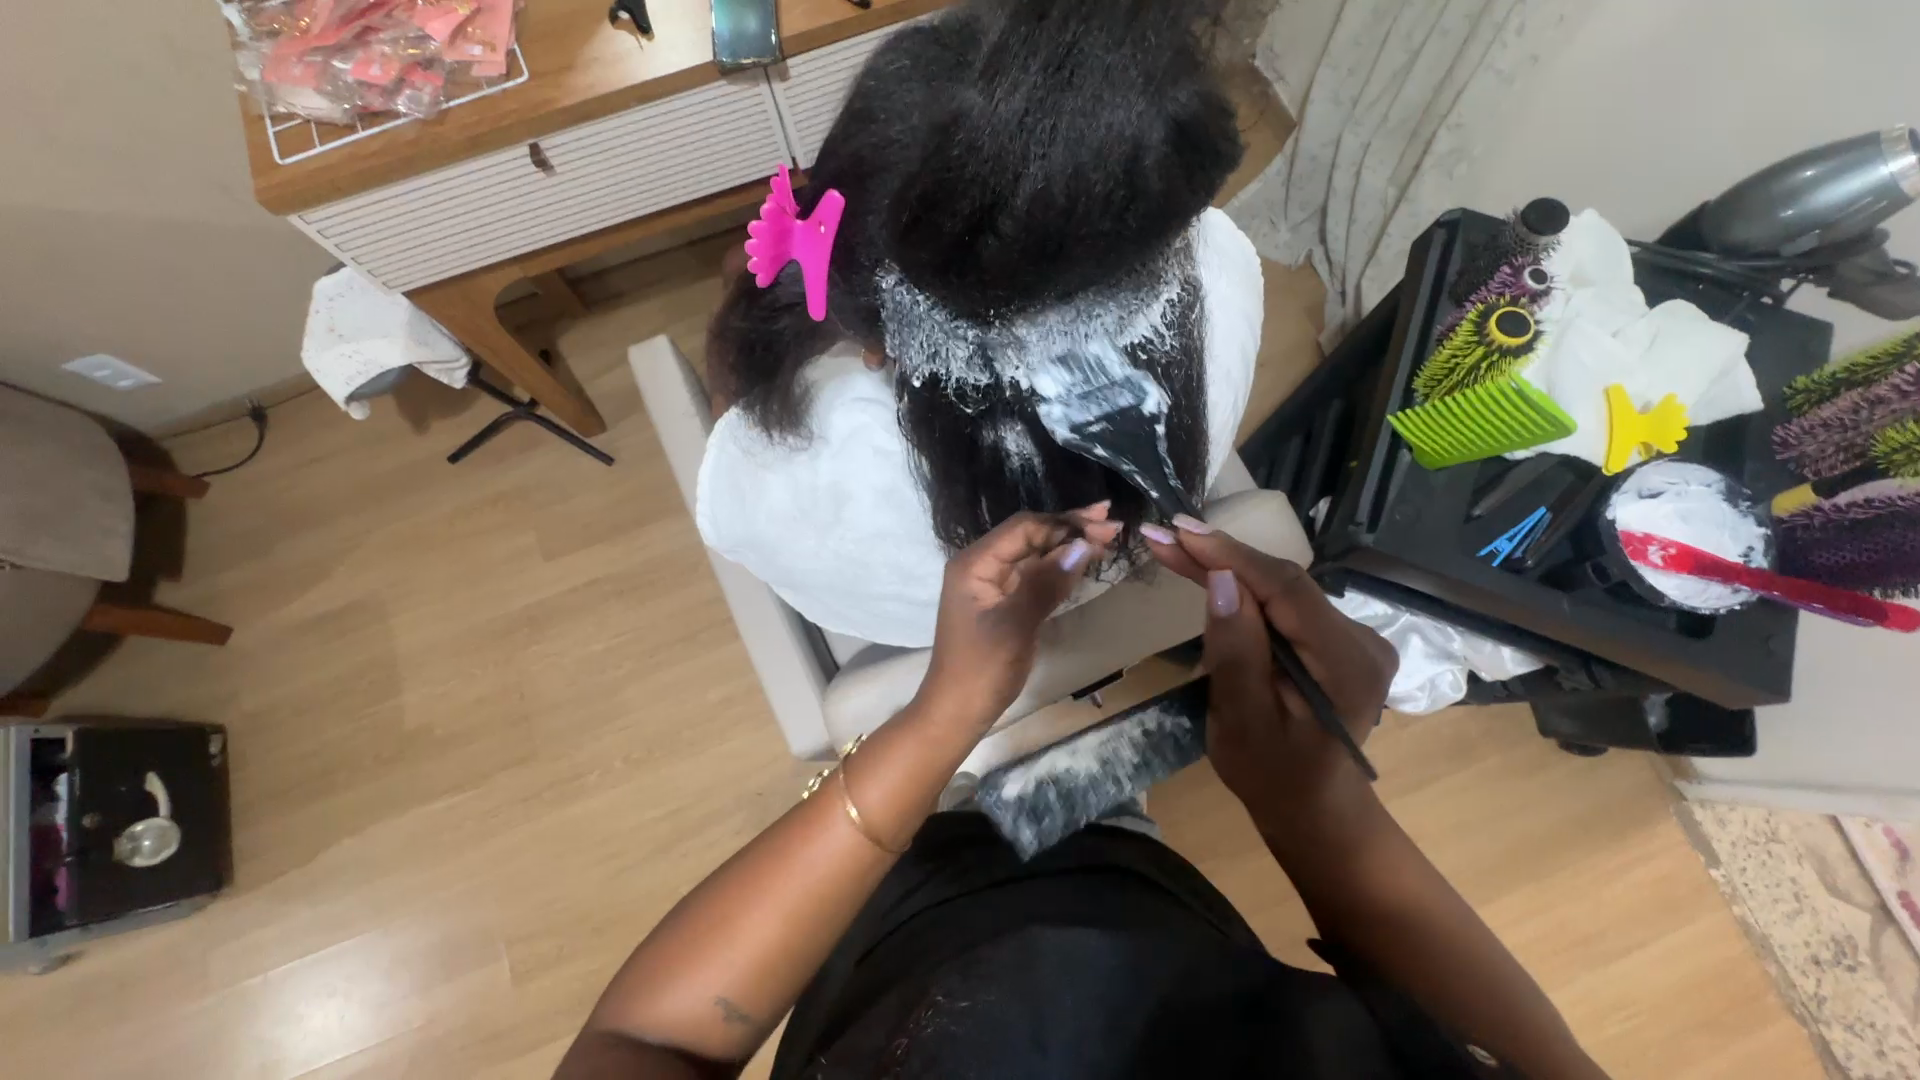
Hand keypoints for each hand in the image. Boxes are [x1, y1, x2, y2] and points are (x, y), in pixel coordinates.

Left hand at [917, 506, 1120, 727]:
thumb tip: (1082, 546)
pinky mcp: (1003, 601)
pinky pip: (1033, 574)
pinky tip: (1083, 560)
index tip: (1102, 526)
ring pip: (1034, 553)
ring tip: (1107, 536)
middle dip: (1069, 528)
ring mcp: (991, 583)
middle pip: (1029, 535)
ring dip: (1068, 545)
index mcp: (975, 563)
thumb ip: (1047, 583)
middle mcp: (981, 565)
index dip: (1063, 524)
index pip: (1023, 528)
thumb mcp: (1015, 624)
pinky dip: (1058, 567)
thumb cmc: (982, 667)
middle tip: (1112, 522)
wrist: (958, 709)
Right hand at [1142, 519, 1396, 825]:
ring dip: (1225, 569)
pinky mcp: (1334, 640)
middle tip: (1162, 533)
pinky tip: (1206, 573)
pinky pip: (1282, 605)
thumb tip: (1219, 580)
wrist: (1314, 810)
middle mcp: (1361, 639)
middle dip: (1218, 556)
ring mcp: (1352, 638)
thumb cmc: (1272, 775)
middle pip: (1281, 583)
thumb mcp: (1241, 719)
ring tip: (1173, 548)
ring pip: (1278, 589)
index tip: (1177, 531)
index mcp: (1347, 662)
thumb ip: (1235, 649)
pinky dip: (1242, 591)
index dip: (1229, 554)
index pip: (1285, 588)